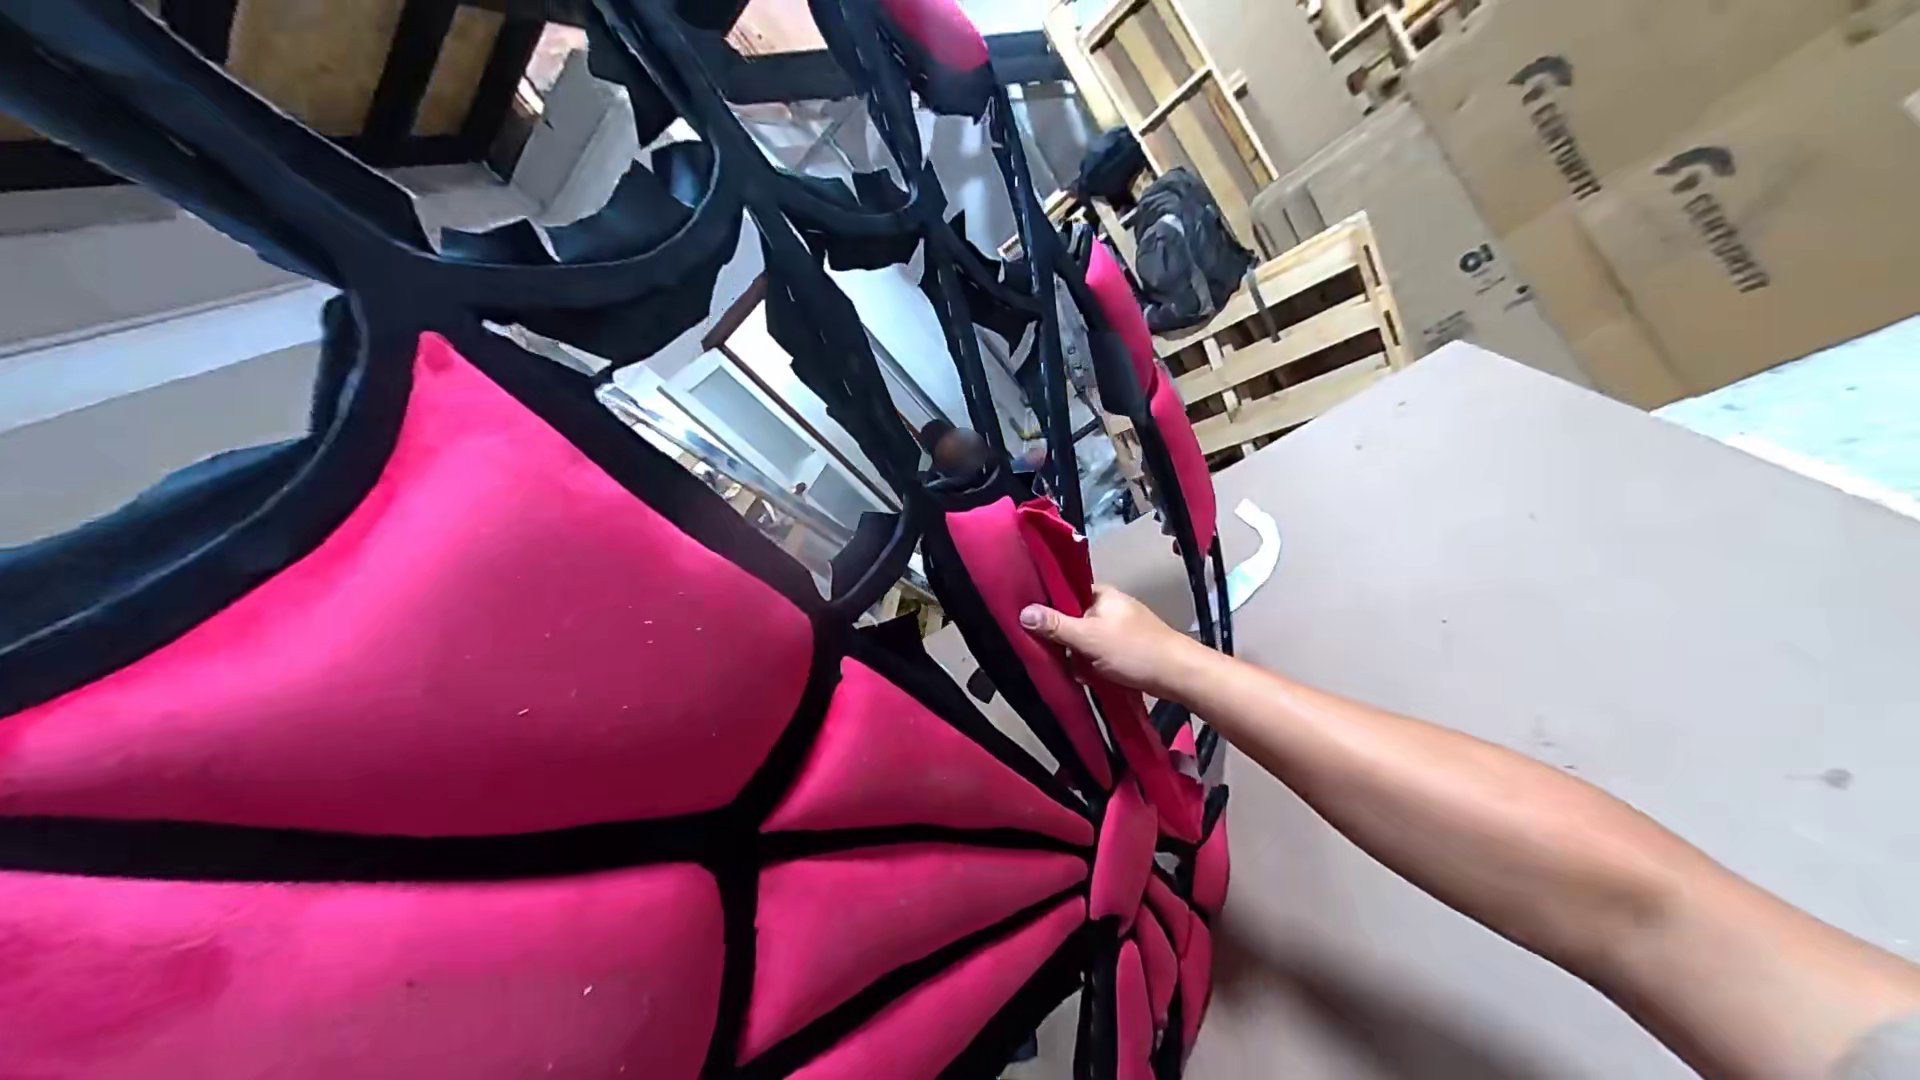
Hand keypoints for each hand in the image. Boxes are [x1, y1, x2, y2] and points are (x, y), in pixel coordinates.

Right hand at [1019, 585, 1209, 701]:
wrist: (1179, 676)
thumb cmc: (1134, 650)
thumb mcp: (1088, 638)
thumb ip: (1055, 626)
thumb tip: (1023, 612)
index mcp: (1101, 594)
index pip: (1064, 591)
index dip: (1048, 606)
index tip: (1032, 622)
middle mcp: (1109, 606)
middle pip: (1072, 618)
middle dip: (1063, 639)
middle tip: (1055, 654)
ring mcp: (1119, 628)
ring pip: (1084, 639)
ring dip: (1078, 656)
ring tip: (1076, 671)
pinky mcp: (1126, 648)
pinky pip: (1097, 653)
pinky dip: (1092, 665)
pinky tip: (1089, 678)